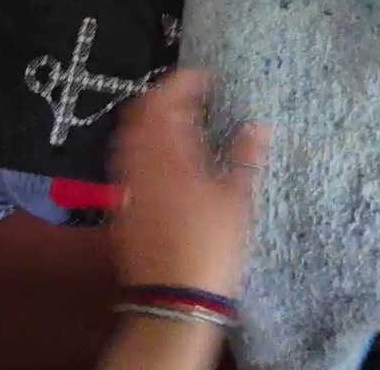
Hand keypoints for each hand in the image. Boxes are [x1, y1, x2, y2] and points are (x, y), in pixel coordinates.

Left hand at [110, 69, 270, 296]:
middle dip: (164, 96)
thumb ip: (246, 157)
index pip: (166, 101)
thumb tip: (258, 125)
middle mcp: (141, 162)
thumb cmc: (210, 246)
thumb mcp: (238, 200)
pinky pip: (126, 159)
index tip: (204, 77)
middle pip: (141, 113)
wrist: (173, 301)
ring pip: (129, 135)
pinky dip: (142, 144)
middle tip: (191, 96)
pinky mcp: (122, 205)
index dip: (183, 82)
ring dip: (151, 119)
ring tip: (178, 122)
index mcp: (170, 153)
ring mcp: (127, 184)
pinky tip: (163, 157)